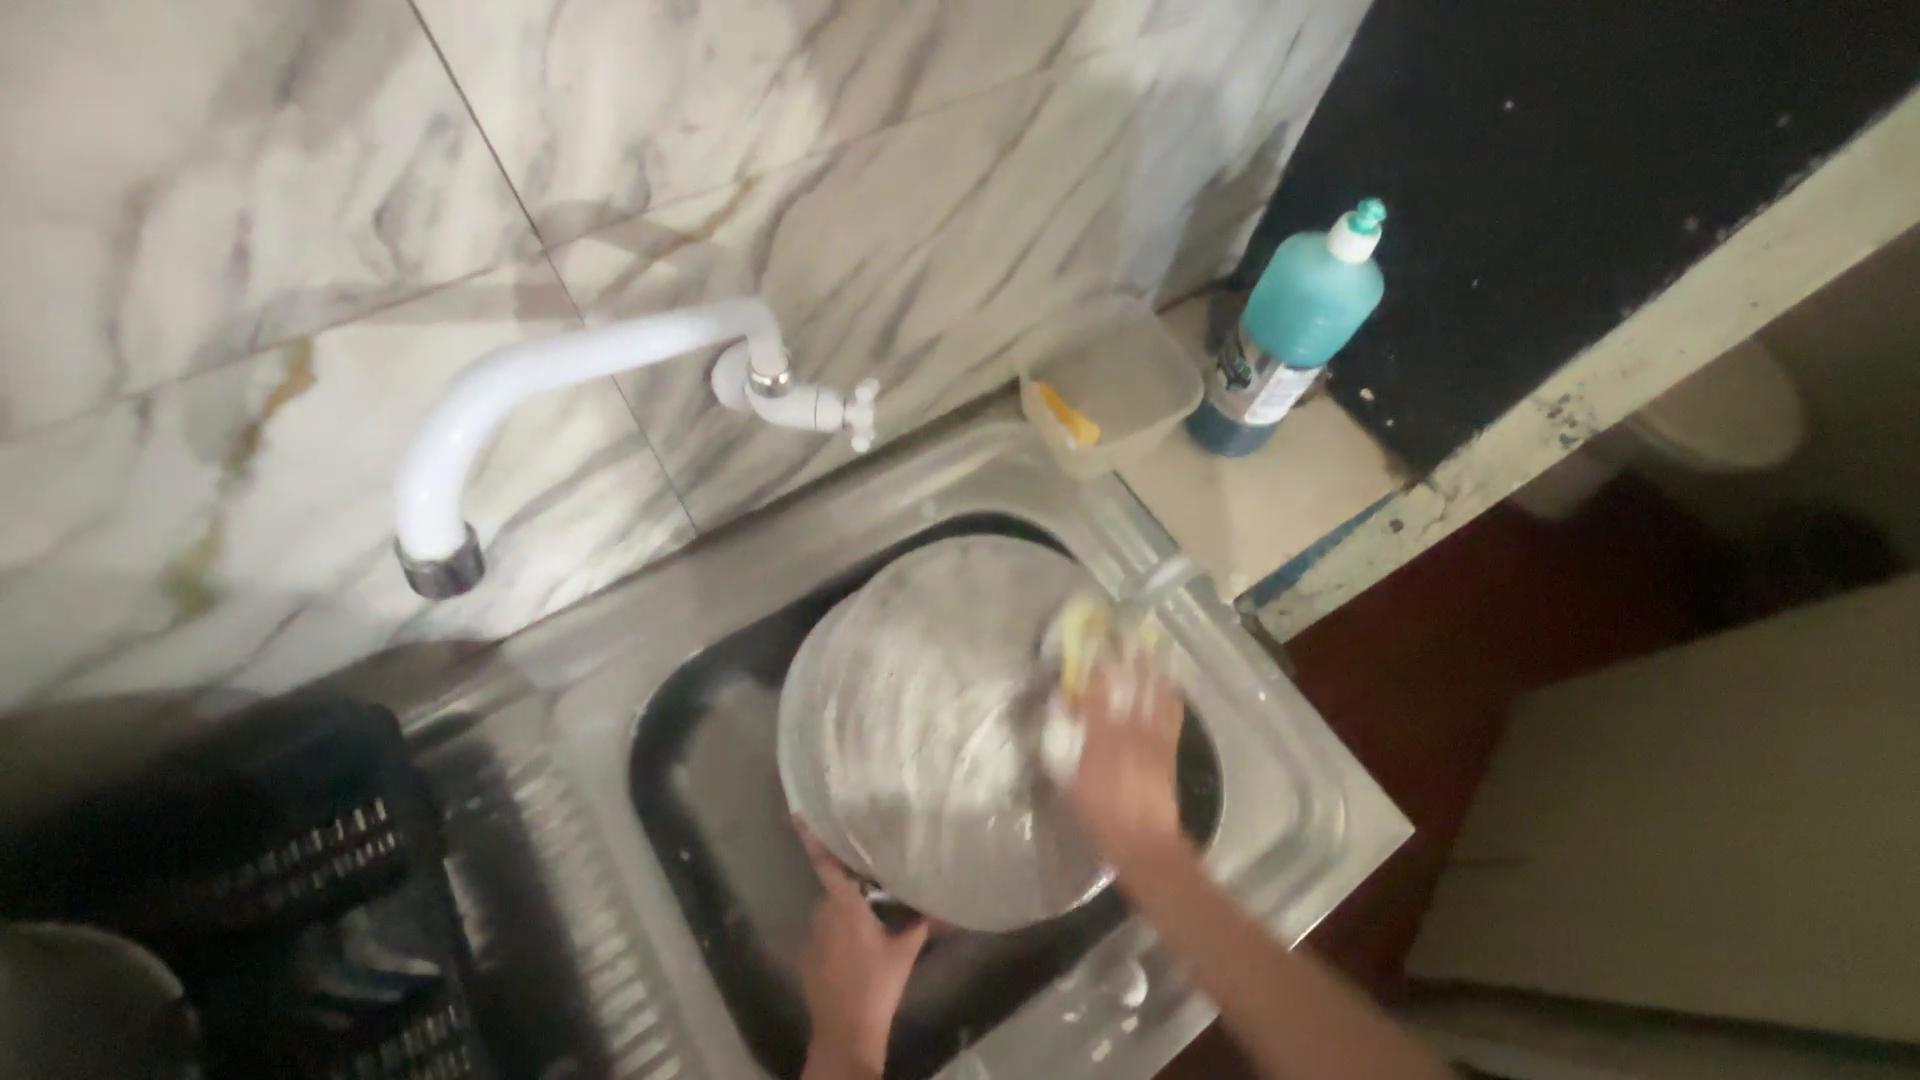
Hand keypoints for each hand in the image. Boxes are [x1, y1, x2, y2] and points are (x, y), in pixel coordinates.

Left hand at [796, 822, 927, 1079]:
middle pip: (834, 887)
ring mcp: (812, 938)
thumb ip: (921, 922)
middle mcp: (822, 914)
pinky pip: (825, 935)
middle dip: (851, 884)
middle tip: (874, 882)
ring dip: (847, 911)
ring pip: (831, 912)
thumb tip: (944, 906)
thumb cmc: (877, 983)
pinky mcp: (808, 959)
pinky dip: (839, 935)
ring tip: (872, 919)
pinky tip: (858, 950)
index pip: (825, 864)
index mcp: (844, 905)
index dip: (811, 838)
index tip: (798, 815)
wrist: (847, 1031)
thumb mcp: (905, 949)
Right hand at [1067, 652, 1189, 870]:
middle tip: (1125, 630)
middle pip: (1130, 684)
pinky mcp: (1168, 748)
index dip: (1094, 664)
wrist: (1145, 842)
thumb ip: (1063, 746)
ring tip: (1148, 643)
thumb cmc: (1100, 815)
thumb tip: (1061, 714)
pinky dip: (1170, 693)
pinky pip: (1171, 713)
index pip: (1096, 691)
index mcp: (1102, 738)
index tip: (1091, 641)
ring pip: (1153, 693)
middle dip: (1127, 656)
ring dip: (1150, 667)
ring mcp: (1153, 738)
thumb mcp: (1070, 782)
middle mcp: (1130, 730)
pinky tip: (1169, 680)